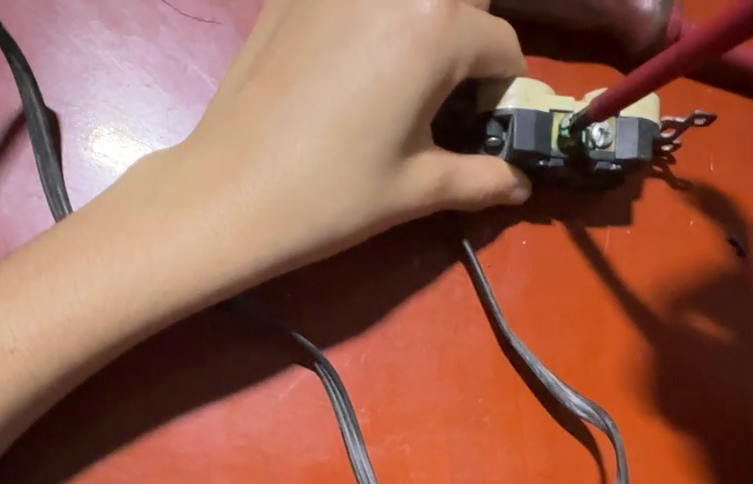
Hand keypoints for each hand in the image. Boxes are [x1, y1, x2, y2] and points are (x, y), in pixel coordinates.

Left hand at [171, 0, 532, 278]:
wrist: (232, 194)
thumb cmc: (333, 197)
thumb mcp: (416, 190)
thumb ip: (479, 178)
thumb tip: (520, 184)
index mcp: (437, 26)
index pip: (502, 46)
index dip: (501, 95)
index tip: (482, 128)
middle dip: (466, 39)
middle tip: (440, 95)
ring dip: (421, 23)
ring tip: (397, 77)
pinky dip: (369, 17)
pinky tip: (347, 63)